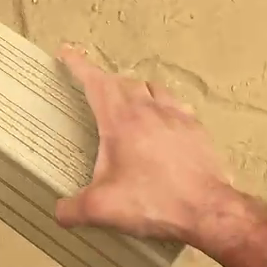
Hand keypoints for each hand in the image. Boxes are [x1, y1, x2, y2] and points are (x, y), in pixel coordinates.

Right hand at [55, 46, 253, 249]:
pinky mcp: (197, 130)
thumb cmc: (152, 202)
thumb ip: (72, 209)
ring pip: (152, 88)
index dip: (78, 65)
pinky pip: (176, 105)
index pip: (95, 82)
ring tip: (128, 102)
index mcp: (120, 121)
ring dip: (135, 89)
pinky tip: (162, 120)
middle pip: (123, 82)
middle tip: (93, 89)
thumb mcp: (101, 208)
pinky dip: (163, 105)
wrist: (208, 211)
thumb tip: (59, 213)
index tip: (66, 53)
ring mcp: (177, 117)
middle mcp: (149, 110)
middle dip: (104, 81)